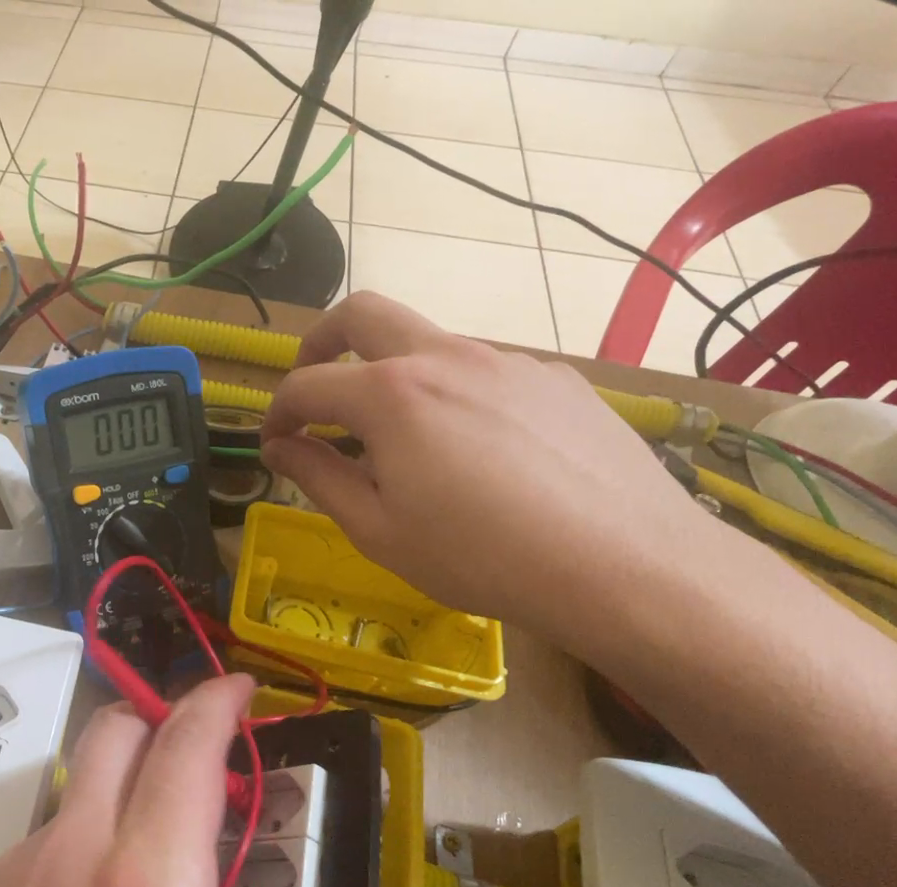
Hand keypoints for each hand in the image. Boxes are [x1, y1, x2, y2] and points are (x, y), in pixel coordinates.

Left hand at [0, 674, 255, 886]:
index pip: (183, 753)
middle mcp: (70, 865)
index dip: (217, 706)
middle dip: (165, 721)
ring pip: (76, 785)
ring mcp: (18, 879)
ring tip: (166, 841)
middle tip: (210, 754)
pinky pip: (47, 838)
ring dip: (124, 784)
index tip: (240, 692)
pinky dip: (87, 836)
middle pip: (114, 735)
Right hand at [260, 291, 726, 645]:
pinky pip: (486, 372)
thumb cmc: (478, 556)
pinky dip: (455, 396)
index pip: (306, 384)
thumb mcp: (376, 530)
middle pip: (363, 313)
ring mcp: (507, 361)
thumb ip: (317, 476)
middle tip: (313, 388)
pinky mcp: (556, 379)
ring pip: (429, 344)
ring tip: (404, 441)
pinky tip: (479, 454)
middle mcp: (445, 357)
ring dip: (393, 375)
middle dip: (320, 342)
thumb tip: (279, 446)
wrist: (622, 564)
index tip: (273, 444)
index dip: (276, 413)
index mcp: (391, 394)